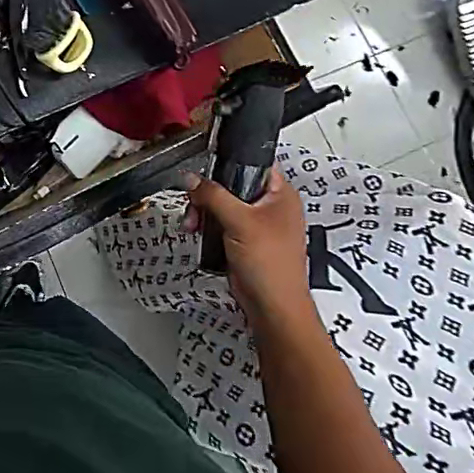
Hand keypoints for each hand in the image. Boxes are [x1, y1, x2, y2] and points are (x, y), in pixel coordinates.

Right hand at [182, 169, 313, 323]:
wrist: (272, 308)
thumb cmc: (272, 266)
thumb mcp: (239, 221)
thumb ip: (213, 195)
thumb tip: (192, 179)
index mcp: (281, 194)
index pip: (253, 164)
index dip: (230, 164)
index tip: (207, 170)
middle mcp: (271, 207)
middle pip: (232, 186)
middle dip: (208, 196)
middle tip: (195, 205)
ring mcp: (258, 225)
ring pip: (223, 206)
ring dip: (205, 213)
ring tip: (193, 224)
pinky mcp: (245, 241)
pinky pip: (221, 225)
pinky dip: (208, 228)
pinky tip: (198, 233)